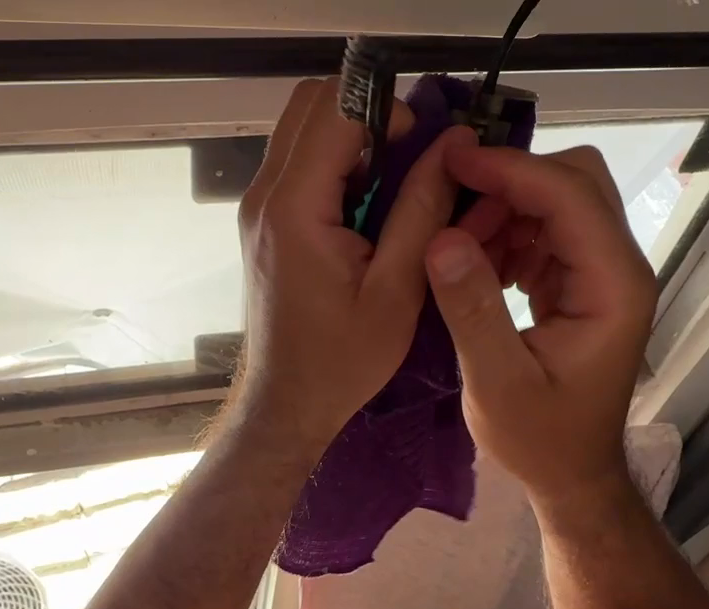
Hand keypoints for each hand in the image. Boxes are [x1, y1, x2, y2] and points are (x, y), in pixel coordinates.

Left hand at [236, 79, 474, 448]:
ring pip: (302, 130)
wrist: (287, 404)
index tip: (422, 149)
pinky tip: (363, 213)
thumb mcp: (396, 291)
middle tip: (405, 163)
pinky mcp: (262, 225)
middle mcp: (264, 196)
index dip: (387, 112)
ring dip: (350, 140)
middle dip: (366, 115)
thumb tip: (452, 144)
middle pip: (310, 104)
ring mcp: (257, 209)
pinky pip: (297, 165)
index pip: (335, 110)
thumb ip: (422, 210)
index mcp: (294, 209)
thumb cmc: (341, 362)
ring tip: (388, 191)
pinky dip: (333, 166)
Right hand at [422, 144, 658, 506]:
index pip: (570, 197)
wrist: (571, 475)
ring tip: (457, 247)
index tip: (453, 160)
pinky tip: (475, 267)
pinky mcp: (583, 287)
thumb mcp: (497, 383)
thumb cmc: (540, 441)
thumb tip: (440, 239)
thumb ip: (473, 311)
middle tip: (451, 211)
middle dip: (510, 184)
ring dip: (505, 211)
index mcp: (614, 287)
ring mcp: (603, 276)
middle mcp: (620, 269)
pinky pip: (547, 236)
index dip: (511, 170)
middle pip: (575, 184)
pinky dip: (508, 238)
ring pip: (559, 204)